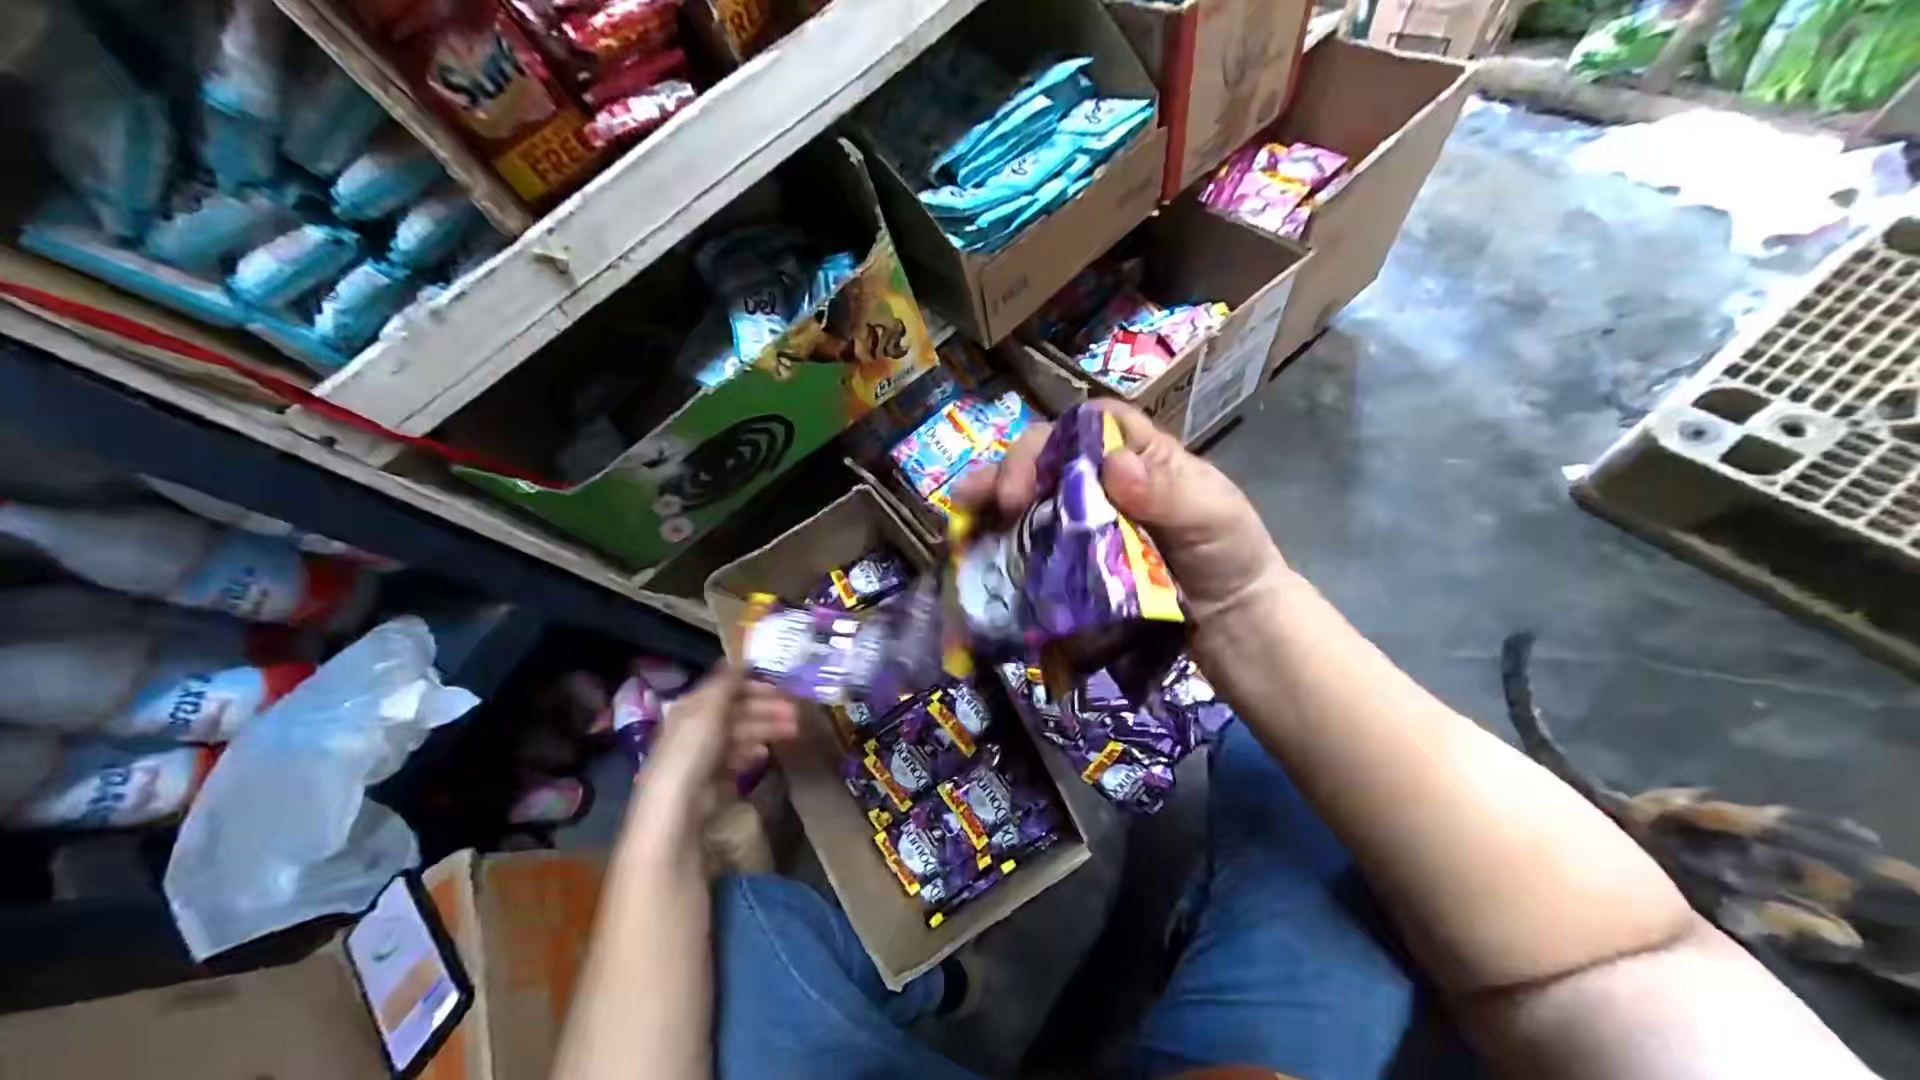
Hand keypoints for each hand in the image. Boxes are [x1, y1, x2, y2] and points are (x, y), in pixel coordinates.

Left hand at [643, 665, 797, 798]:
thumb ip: (727, 683)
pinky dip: (751, 752)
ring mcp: (705, 752)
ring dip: (766, 729)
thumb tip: (741, 657)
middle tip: (795, 713)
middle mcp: (697, 725)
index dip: (753, 685)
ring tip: (792, 732)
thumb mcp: (710, 709)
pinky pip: (736, 757)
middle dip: (767, 709)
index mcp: (693, 705)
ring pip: (740, 733)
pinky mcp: (712, 776)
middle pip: (736, 711)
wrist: (678, 804)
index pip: (726, 688)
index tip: (780, 687)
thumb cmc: (693, 750)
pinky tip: (764, 754)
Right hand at [953, 400, 1285, 622]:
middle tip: (989, 501)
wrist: (1230, 624)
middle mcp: (1099, 482)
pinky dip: (997, 544)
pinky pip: (1027, 544)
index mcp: (1135, 455)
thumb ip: (1169, 491)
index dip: (1056, 436)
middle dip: (1010, 471)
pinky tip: (974, 554)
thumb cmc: (1228, 556)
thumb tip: (1111, 467)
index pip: (1088, 423)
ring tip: (962, 519)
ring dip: (989, 503)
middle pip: (1045, 458)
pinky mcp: (1068, 562)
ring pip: (1026, 498)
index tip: (1038, 472)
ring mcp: (1080, 522)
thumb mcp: (1213, 515)